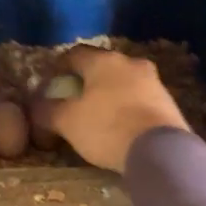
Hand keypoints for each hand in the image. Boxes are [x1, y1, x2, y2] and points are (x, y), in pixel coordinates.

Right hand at [31, 45, 190, 171]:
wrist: (159, 150)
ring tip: (99, 117)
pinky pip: (141, 102)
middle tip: (75, 101)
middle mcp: (131, 63)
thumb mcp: (67, 121)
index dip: (59, 68)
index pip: (75, 54)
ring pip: (125, 84)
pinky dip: (129, 110)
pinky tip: (123, 128)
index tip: (50, 84)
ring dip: (111, 96)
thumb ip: (47, 110)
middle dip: (87, 82)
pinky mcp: (169, 104)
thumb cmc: (107, 127)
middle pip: (103, 68)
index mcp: (104, 61)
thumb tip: (36, 106)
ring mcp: (155, 82)